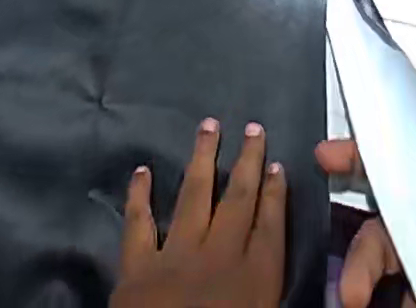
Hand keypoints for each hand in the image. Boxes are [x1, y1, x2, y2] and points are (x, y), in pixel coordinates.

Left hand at [111, 117, 288, 307]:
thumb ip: (270, 291)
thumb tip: (277, 268)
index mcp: (253, 282)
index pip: (270, 228)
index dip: (276, 194)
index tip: (278, 163)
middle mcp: (218, 258)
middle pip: (238, 200)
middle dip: (249, 162)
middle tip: (254, 127)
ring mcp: (175, 257)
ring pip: (194, 195)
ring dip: (203, 158)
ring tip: (209, 124)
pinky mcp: (137, 267)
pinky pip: (138, 223)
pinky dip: (139, 195)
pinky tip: (141, 170)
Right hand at [315, 84, 415, 307]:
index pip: (391, 175)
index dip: (355, 159)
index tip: (327, 155)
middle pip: (378, 234)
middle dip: (358, 257)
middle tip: (352, 288)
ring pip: (384, 272)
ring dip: (366, 285)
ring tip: (361, 304)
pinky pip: (398, 299)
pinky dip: (384, 300)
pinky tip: (384, 307)